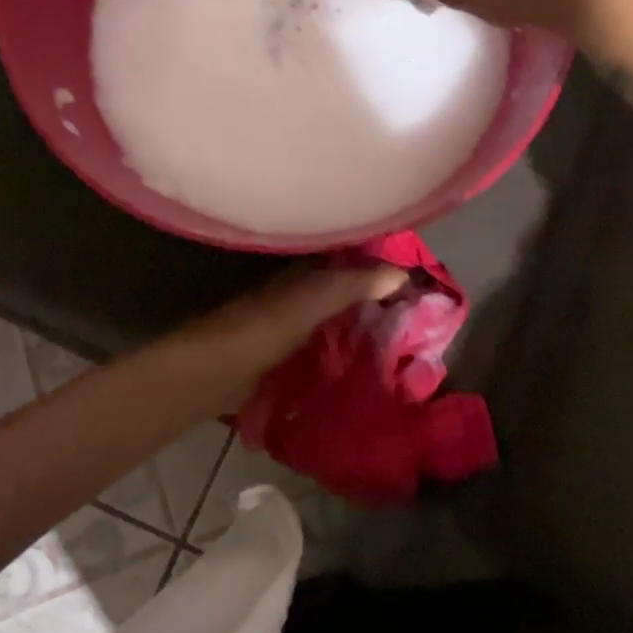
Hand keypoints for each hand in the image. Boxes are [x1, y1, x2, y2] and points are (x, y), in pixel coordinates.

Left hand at [169, 264, 408, 392]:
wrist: (212, 373)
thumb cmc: (264, 328)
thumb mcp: (314, 300)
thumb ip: (355, 284)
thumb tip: (403, 274)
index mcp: (304, 270)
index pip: (351, 258)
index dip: (382, 264)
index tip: (419, 279)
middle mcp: (298, 291)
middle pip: (346, 289)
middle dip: (377, 297)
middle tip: (421, 314)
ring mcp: (291, 324)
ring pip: (336, 318)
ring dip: (362, 325)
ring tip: (403, 340)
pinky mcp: (285, 355)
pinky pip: (325, 347)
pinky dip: (345, 350)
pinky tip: (367, 363)